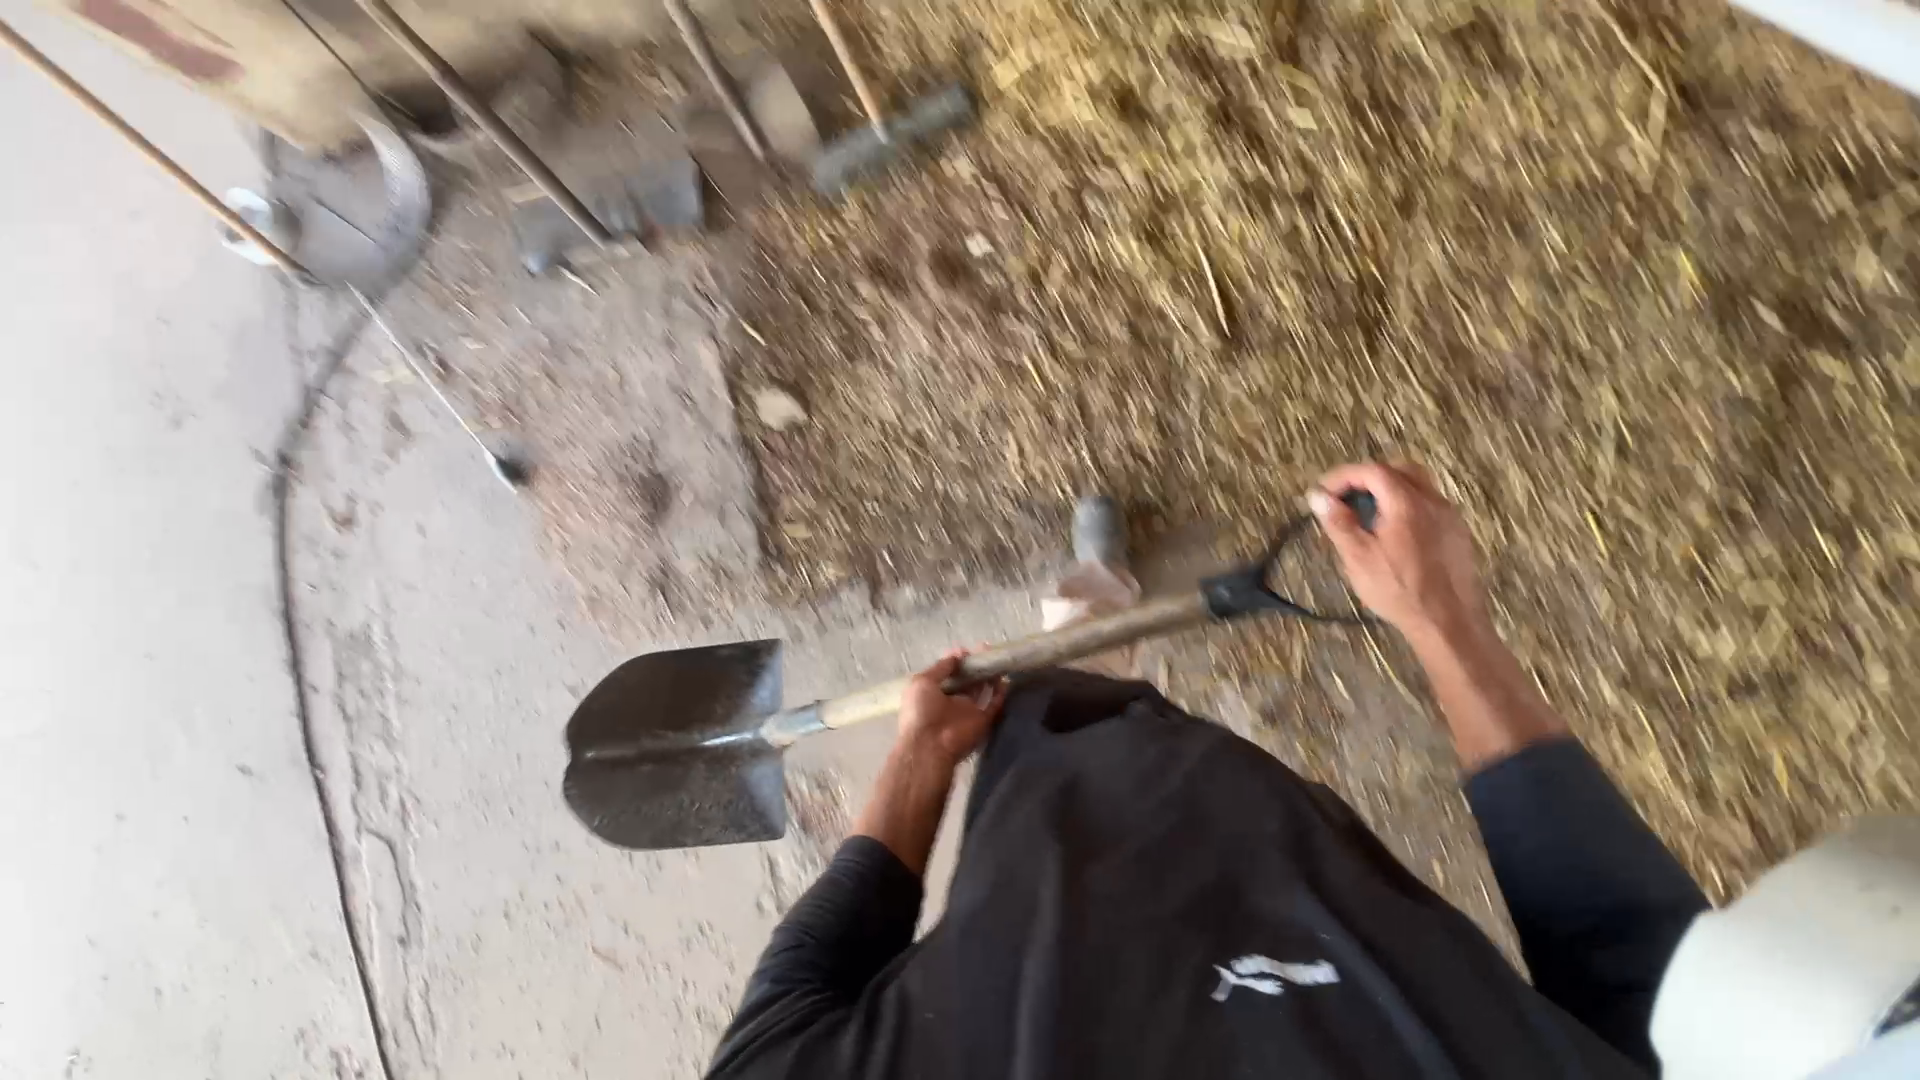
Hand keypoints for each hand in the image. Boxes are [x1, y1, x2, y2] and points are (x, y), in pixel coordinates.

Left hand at [896, 649, 1007, 766]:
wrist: (931, 745)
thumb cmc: (921, 711)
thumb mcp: (922, 682)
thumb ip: (940, 668)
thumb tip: (956, 655)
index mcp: (934, 693)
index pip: (949, 674)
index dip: (957, 661)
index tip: (966, 650)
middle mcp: (952, 701)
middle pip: (967, 680)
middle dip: (976, 666)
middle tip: (986, 651)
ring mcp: (968, 711)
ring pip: (982, 690)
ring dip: (989, 676)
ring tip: (996, 660)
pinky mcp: (982, 721)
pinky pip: (994, 705)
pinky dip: (1000, 693)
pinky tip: (1004, 679)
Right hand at [1309, 462, 1492, 646]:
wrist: (1448, 621)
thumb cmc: (1398, 590)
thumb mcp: (1358, 557)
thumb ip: (1338, 522)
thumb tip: (1318, 496)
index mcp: (1407, 503)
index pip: (1373, 471)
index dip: (1344, 476)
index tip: (1324, 493)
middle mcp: (1433, 502)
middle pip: (1400, 470)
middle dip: (1369, 477)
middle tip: (1346, 498)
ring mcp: (1450, 517)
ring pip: (1418, 486)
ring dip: (1389, 491)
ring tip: (1367, 517)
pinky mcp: (1457, 534)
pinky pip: (1429, 506)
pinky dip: (1405, 507)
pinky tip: (1392, 535)